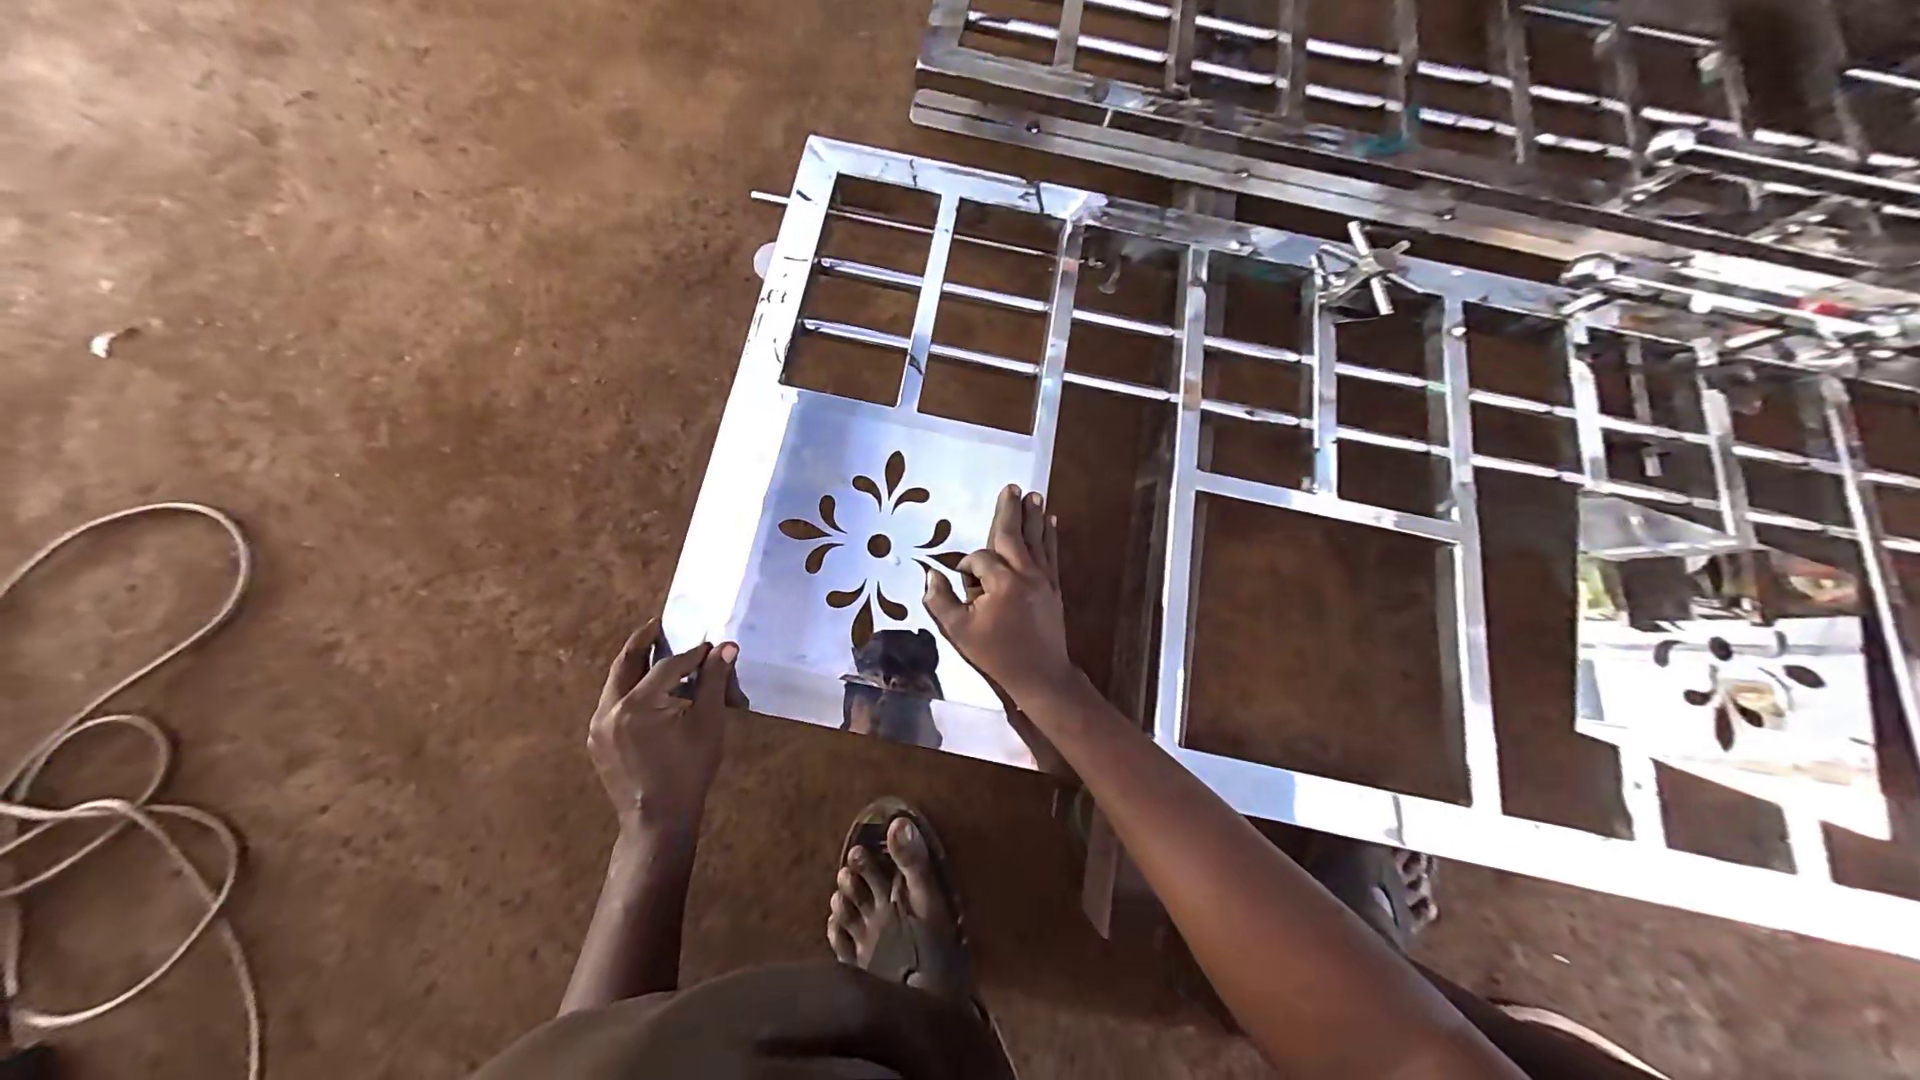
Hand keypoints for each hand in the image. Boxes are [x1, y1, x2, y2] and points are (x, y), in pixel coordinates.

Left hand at [587, 619, 740, 836]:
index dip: (692, 654)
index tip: (711, 646)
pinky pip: (613, 703)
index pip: (667, 666)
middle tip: (658, 624)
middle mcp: (609, 710)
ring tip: (656, 654)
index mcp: (636, 705)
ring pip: (617, 684)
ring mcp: (599, 727)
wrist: (658, 820)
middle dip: (643, 641)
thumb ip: (714, 681)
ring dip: (637, 666)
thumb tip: (726, 648)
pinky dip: (631, 690)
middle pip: (626, 664)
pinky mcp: (598, 741)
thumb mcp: (708, 723)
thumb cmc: (688, 771)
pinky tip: (650, 693)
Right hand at [923, 485, 1079, 706]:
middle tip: (1012, 487)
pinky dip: (1049, 536)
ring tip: (1033, 495)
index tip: (962, 583)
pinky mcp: (1054, 587)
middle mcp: (1026, 573)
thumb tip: (931, 575)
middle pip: (1014, 535)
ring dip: (1033, 516)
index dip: (967, 566)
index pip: (980, 559)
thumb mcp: (959, 632)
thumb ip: (941, 601)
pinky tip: (1050, 521)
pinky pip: (1051, 553)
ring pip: (1037, 540)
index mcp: (1002, 583)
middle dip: (1010, 510)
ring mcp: (1044, 579)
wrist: (1041, 675)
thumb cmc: (997, 654)